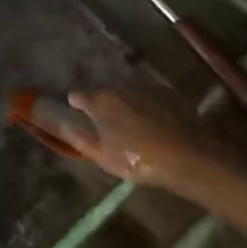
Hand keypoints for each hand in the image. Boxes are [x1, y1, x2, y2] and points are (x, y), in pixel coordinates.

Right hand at [56, 90, 237, 191]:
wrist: (185, 156)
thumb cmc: (137, 159)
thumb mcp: (102, 156)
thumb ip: (79, 138)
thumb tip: (61, 124)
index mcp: (99, 102)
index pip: (77, 95)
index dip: (76, 106)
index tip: (80, 118)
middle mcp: (118, 88)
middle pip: (102, 94)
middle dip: (102, 106)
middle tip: (108, 128)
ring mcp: (142, 88)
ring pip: (125, 95)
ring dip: (123, 106)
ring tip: (132, 128)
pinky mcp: (164, 93)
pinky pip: (145, 98)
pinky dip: (144, 107)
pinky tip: (152, 126)